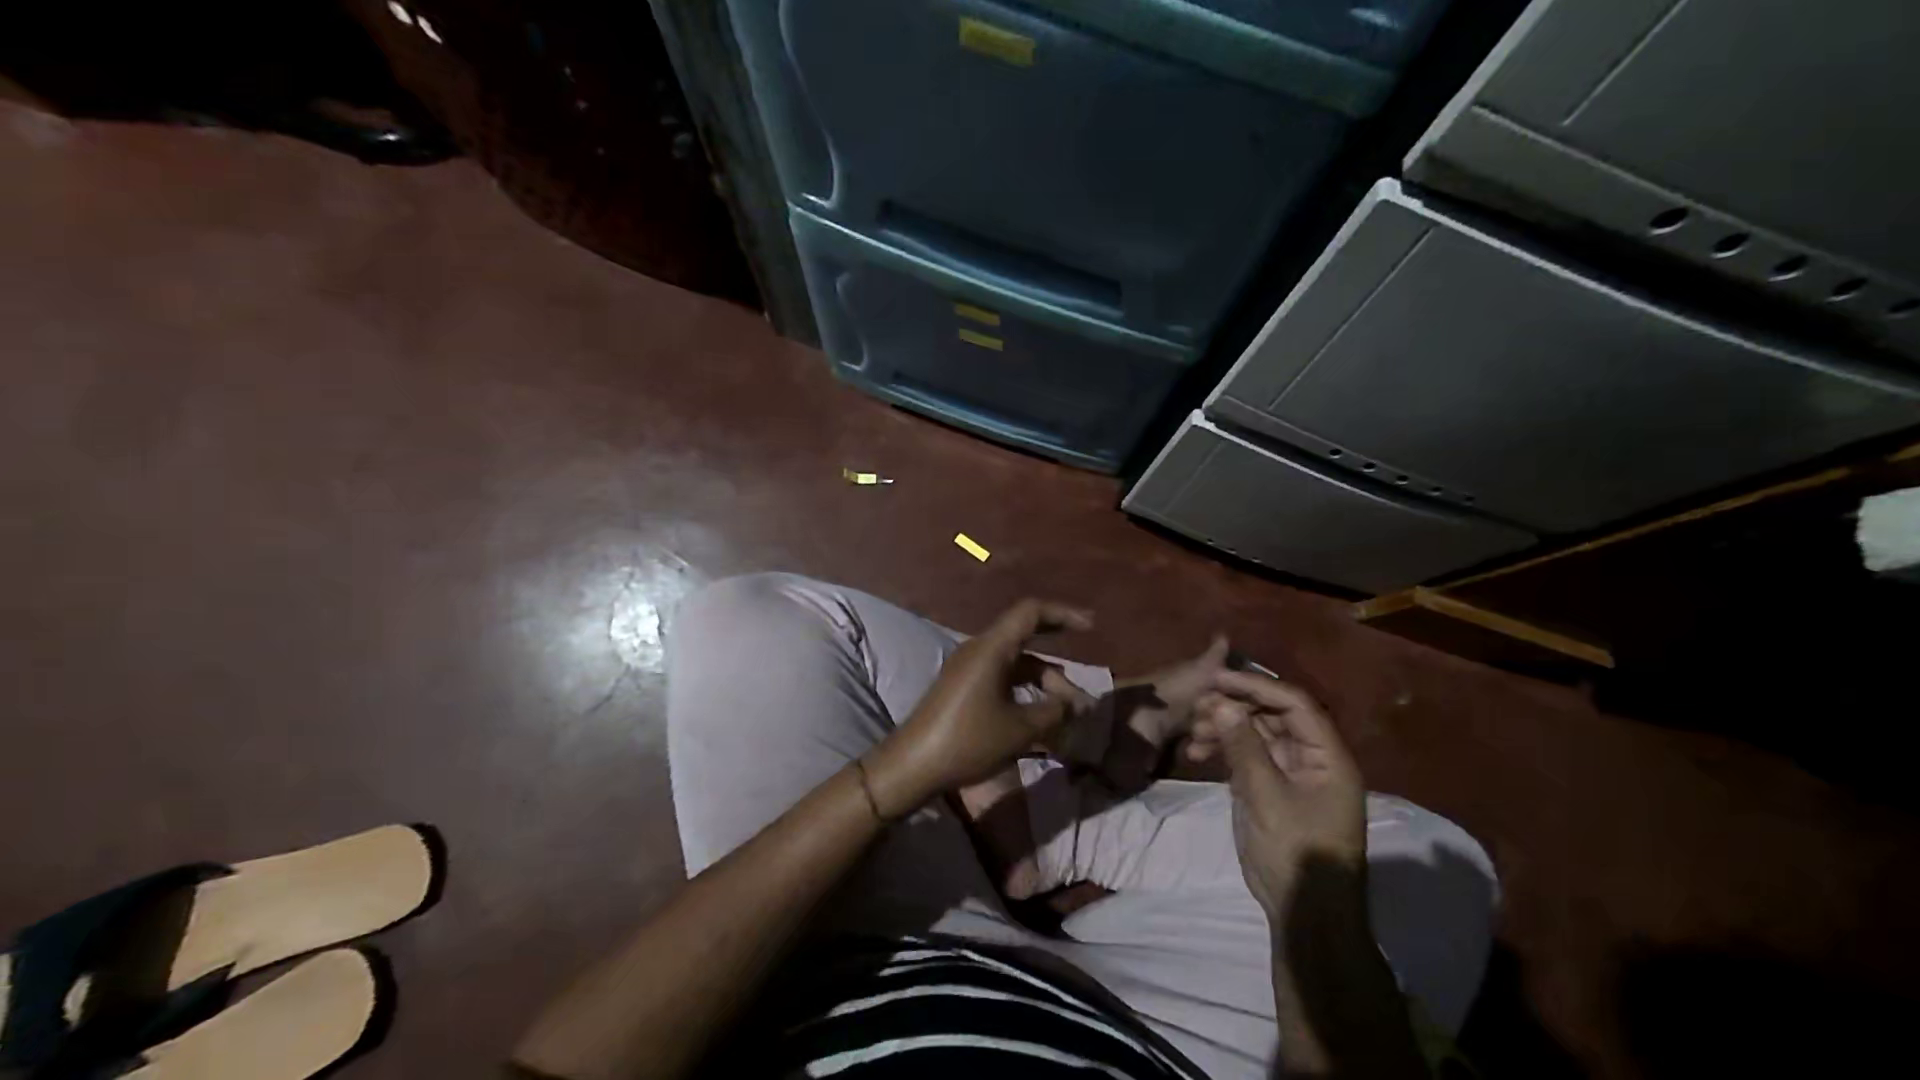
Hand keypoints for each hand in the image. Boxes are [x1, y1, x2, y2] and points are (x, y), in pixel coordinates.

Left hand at [862, 599, 1093, 818]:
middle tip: (1085, 684)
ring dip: (1046, 686)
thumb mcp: (1020, 729)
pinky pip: (1004, 682)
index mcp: (992, 648)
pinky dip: (1027, 696)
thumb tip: (1078, 705)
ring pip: (1018, 667)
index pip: (1031, 612)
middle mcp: (981, 651)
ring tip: (1070, 717)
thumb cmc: (968, 739)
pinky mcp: (965, 690)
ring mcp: (970, 670)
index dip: (1063, 614)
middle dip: (1060, 663)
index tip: (1091, 627)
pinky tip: (1044, 723)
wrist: (913, 765)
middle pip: (1027, 640)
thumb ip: (1055, 712)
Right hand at [1194, 671, 1365, 917]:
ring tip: (1193, 735)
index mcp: (1328, 756)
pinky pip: (1246, 757)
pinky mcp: (1269, 790)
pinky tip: (1197, 753)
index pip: (1294, 704)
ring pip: (1255, 735)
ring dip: (1224, 729)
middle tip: (1197, 706)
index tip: (1217, 679)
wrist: (1303, 912)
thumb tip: (1222, 703)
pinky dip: (1223, 751)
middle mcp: (1311, 758)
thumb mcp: (1267, 796)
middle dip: (1235, 708)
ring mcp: (1290, 774)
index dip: (1256, 687)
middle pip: (1273, 716)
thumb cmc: (1296, 852)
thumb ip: (1244, 747)